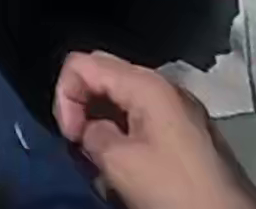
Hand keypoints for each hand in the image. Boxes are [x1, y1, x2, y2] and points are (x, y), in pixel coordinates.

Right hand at [52, 51, 255, 208]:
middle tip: (79, 139)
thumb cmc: (176, 191)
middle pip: (100, 74)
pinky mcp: (192, 135)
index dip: (64, 95)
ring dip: (101, 120)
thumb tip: (90, 130)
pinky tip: (125, 160)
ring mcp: (182, 110)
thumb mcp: (115, 160)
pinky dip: (124, 130)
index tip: (70, 135)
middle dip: (81, 103)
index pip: (80, 64)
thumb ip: (89, 130)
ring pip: (120, 96)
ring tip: (100, 154)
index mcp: (145, 83)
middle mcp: (164, 87)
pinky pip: (142, 115)